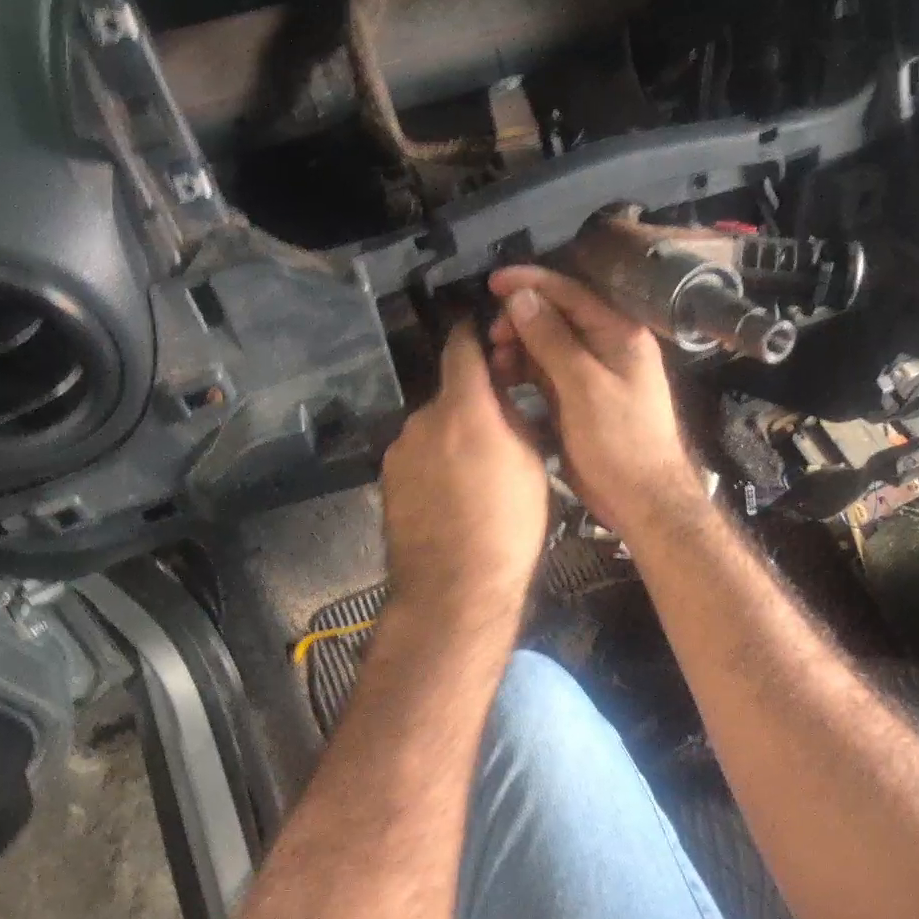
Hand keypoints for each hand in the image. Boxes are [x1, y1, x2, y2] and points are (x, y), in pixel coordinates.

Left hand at [381, 321, 548, 620]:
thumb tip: (505, 403)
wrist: (454, 589)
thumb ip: (516, 422)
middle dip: (470, 407)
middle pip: (449, 397)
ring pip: (431, 432)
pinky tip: (449, 500)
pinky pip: (416, 461)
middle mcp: (422, 420)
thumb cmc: (508, 526)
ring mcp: (398, 452)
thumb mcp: (532, 466)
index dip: (474, 335)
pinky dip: (432, 468)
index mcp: (465, 409)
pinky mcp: (386, 482)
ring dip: (450, 441)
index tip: (483, 330)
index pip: (462, 348)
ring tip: (472, 478)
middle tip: (496, 435)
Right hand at [487, 266, 701, 537]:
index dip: (531, 283)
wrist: (642, 500)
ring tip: (494, 361)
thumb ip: (553, 340)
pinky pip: (547, 376)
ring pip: (548, 348)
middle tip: (491, 335)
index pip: (571, 293)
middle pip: (557, 318)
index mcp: (620, 335)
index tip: (493, 282)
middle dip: (521, 320)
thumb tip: (521, 298)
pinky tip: (504, 378)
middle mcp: (607, 349)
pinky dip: (525, 374)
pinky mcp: (580, 402)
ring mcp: (593, 376)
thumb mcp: (584, 387)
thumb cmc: (621, 443)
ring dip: (520, 348)